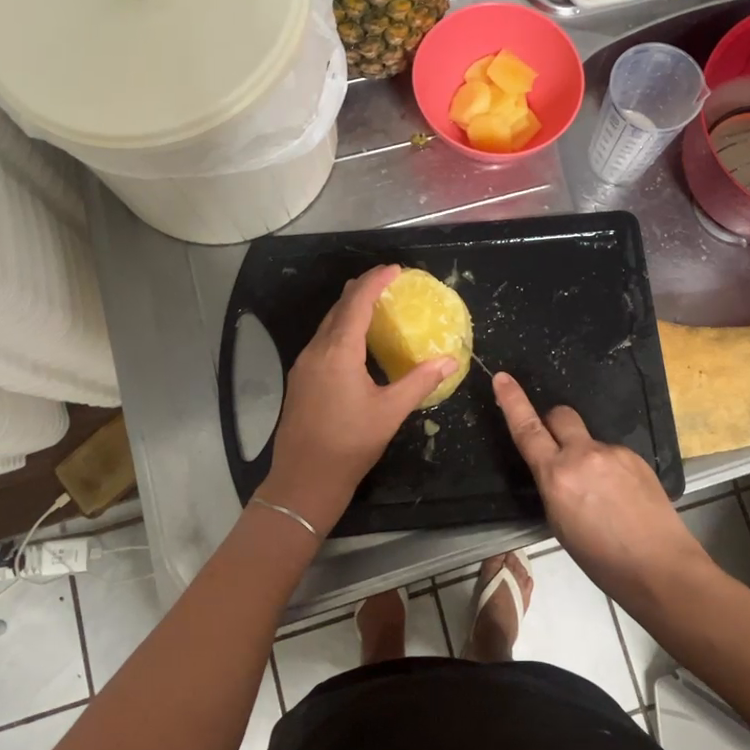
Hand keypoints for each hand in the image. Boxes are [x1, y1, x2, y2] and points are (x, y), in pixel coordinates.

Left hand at [260, 265, 457, 533]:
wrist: (304, 480)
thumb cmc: (349, 444)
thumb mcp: (390, 412)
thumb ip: (419, 382)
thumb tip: (449, 360)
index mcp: (338, 352)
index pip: (357, 303)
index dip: (375, 282)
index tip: (395, 269)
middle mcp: (316, 351)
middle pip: (338, 309)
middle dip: (361, 290)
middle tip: (386, 281)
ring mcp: (304, 365)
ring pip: (327, 325)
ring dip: (349, 309)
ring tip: (372, 303)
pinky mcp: (300, 380)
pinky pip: (322, 341)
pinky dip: (340, 328)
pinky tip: (354, 340)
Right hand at [492, 372, 708, 600]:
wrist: (660, 565)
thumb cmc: (601, 559)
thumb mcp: (560, 525)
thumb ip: (553, 487)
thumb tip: (556, 472)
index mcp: (557, 477)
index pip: (528, 430)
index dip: (512, 402)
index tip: (502, 378)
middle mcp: (584, 455)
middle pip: (561, 415)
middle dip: (553, 423)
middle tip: (557, 447)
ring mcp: (614, 453)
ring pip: (589, 440)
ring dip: (586, 456)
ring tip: (601, 496)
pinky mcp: (636, 458)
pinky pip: (612, 454)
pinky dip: (609, 469)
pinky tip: (622, 498)